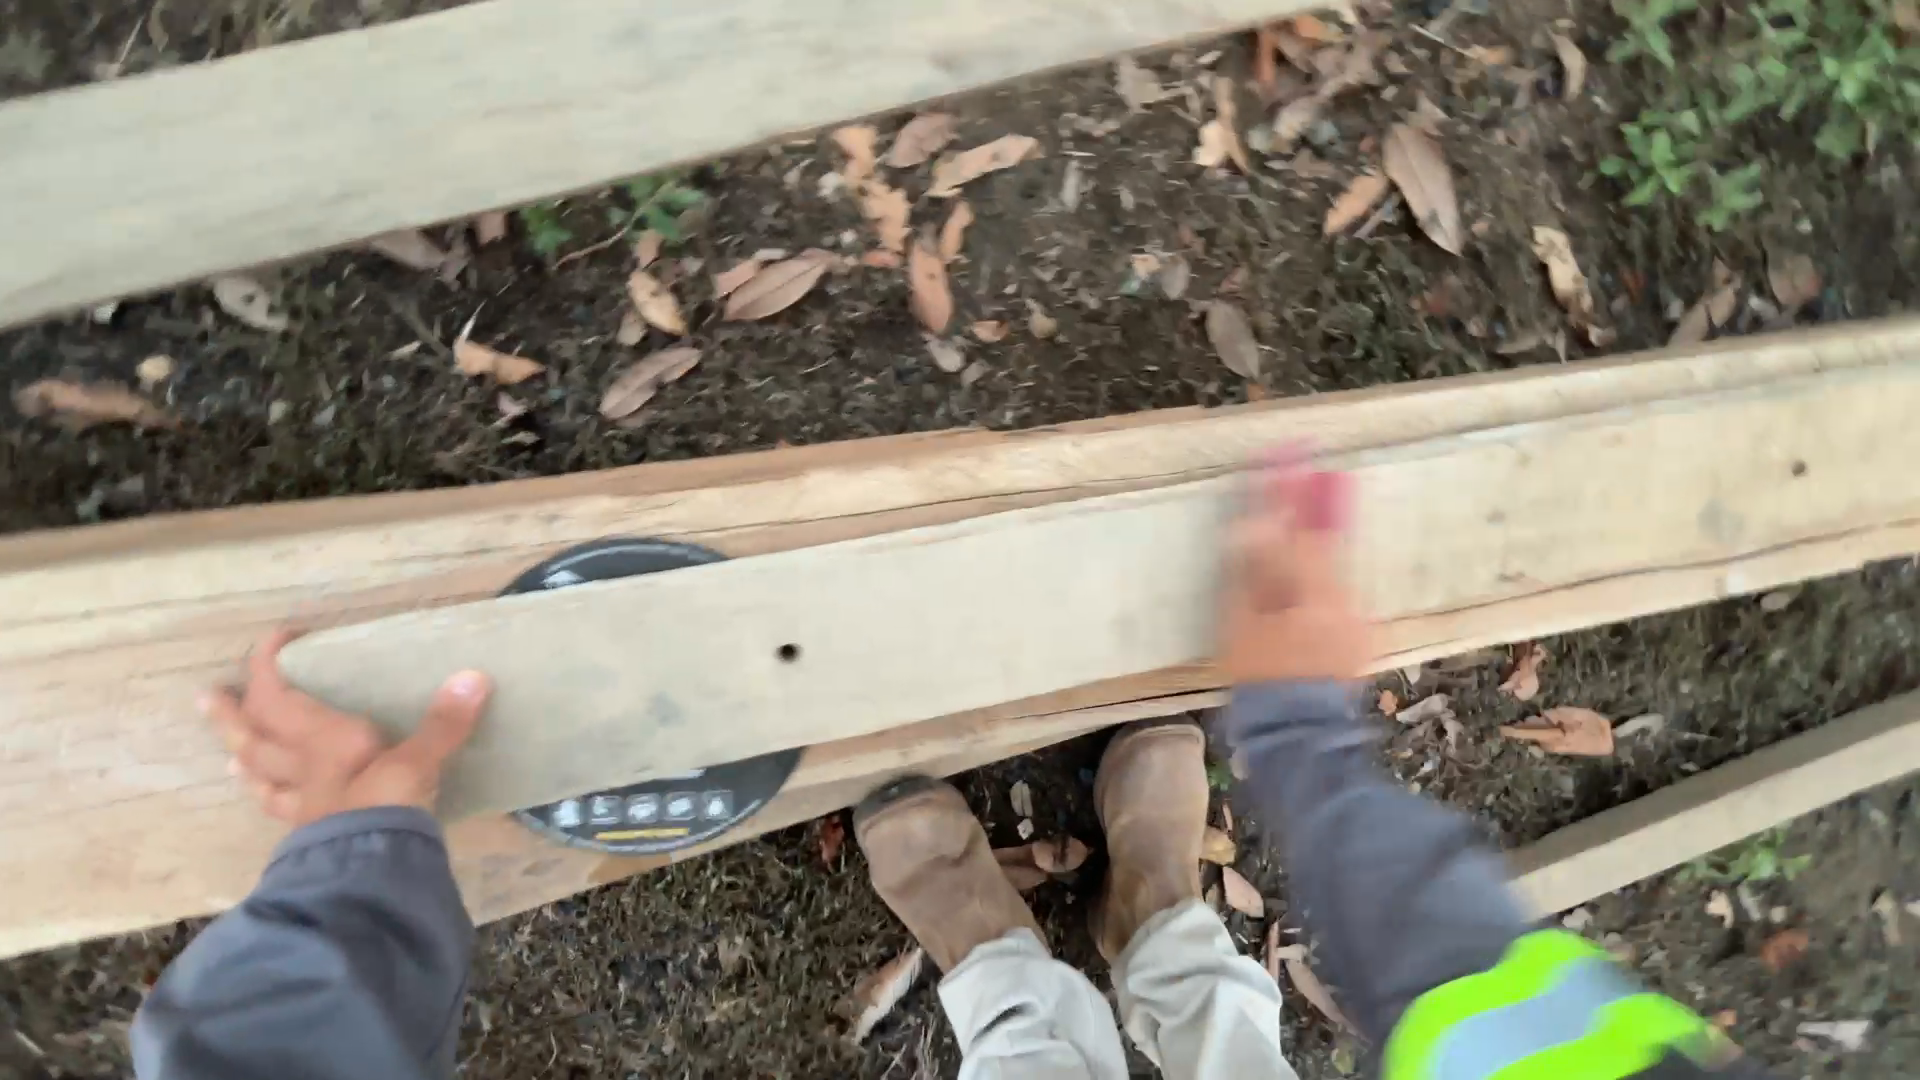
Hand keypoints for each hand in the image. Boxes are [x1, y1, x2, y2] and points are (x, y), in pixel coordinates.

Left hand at [203, 629, 491, 826]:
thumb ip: (445, 721)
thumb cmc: (386, 804)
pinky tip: (269, 798)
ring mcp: (301, 802)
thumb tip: (474, 676)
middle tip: (210, 696)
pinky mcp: (310, 831)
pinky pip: (280, 806)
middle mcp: (302, 766)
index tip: (276, 639)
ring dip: (243, 756)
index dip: (268, 667)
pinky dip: (269, 796)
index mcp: (322, 740)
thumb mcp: (421, 759)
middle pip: (255, 736)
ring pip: (259, 773)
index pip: (280, 697)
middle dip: (233, 715)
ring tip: (231, 752)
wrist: (364, 872)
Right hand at [1218, 448, 1370, 683]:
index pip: (1294, 530)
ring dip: (1329, 522)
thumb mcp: (1242, 626)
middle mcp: (1342, 596)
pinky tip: (1324, 546)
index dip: (1284, 492)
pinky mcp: (1358, 629)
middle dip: (1320, 497)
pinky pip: (1343, 581)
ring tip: (1328, 486)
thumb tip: (1251, 529)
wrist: (1302, 731)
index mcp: (1310, 592)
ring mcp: (1355, 613)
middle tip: (1315, 460)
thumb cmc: (1261, 676)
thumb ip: (1249, 574)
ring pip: (1340, 558)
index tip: (1282, 455)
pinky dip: (1331, 557)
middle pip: (1328, 537)